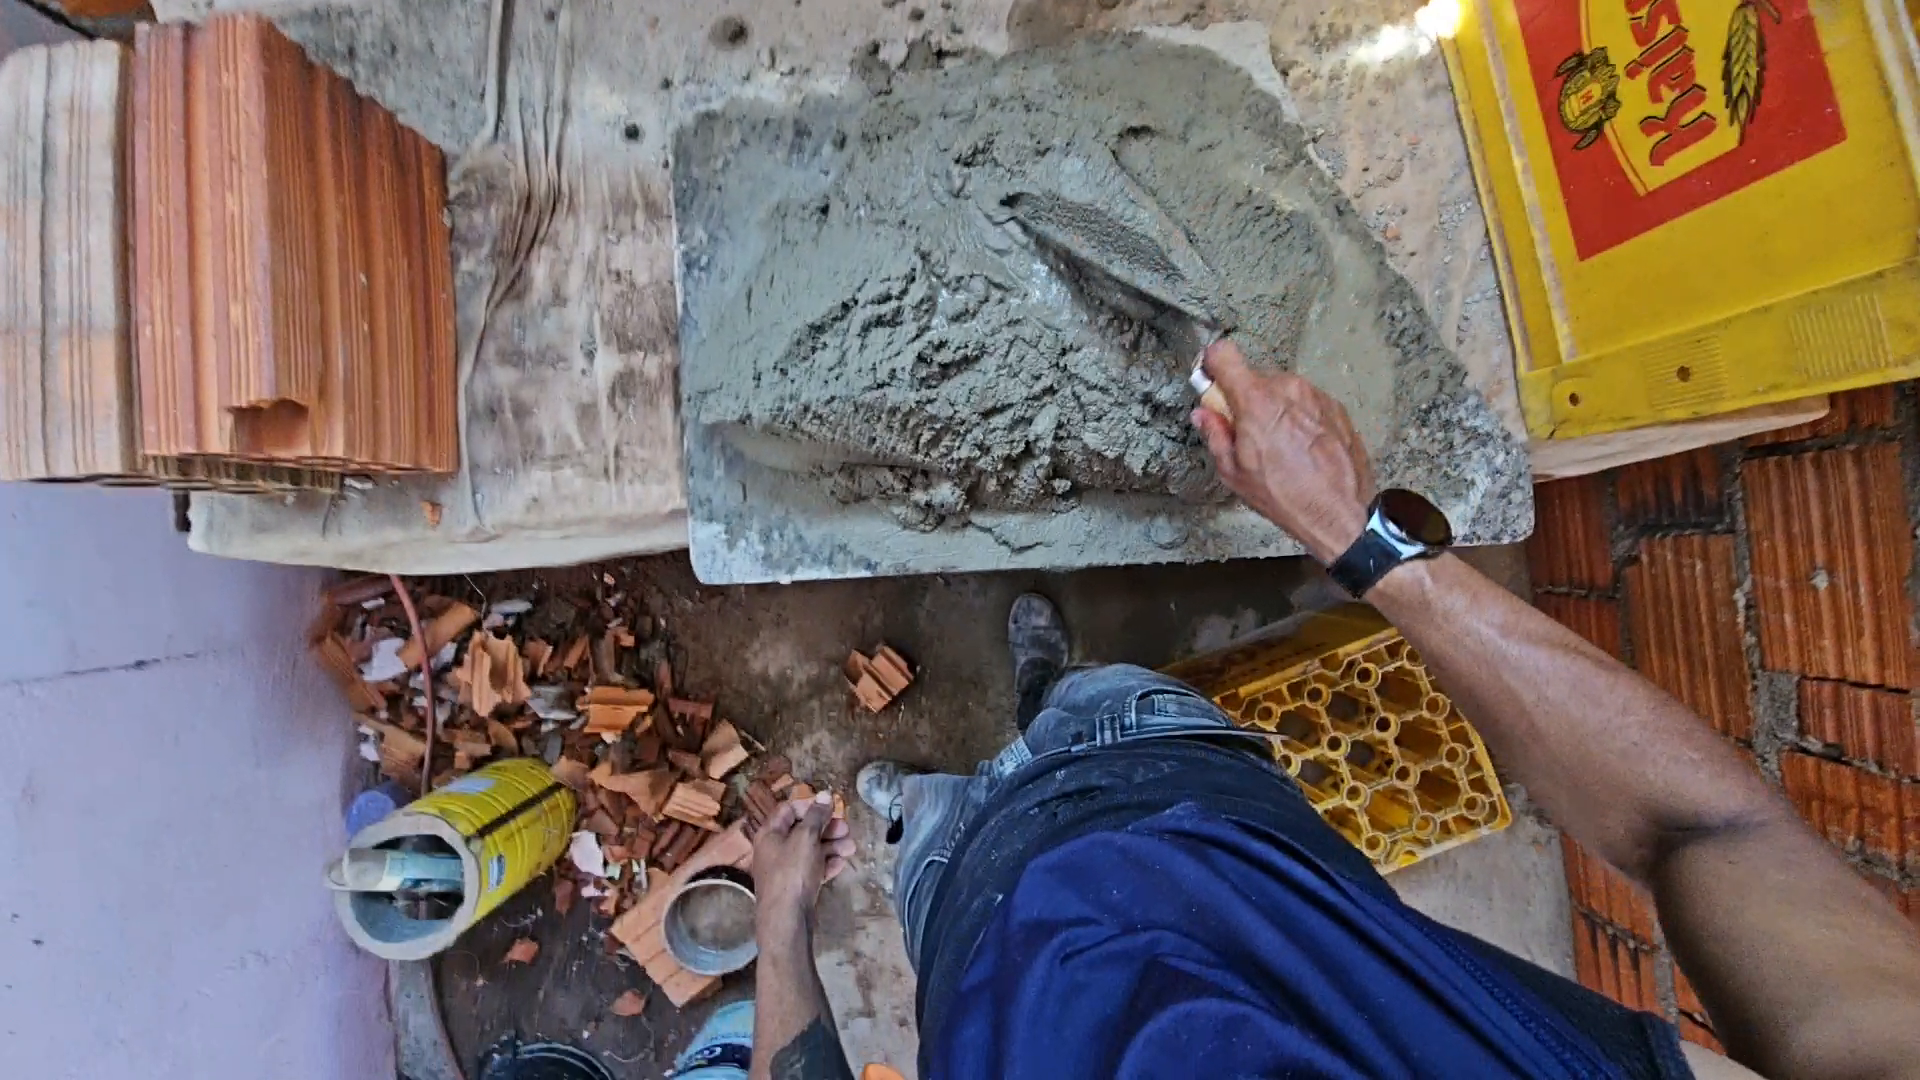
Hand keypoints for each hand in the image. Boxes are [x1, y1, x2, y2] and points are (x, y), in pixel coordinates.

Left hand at [751, 792, 854, 938]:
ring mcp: (785, 869)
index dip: (810, 806)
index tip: (830, 808)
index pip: (789, 809)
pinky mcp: (795, 886)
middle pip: (803, 829)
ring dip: (832, 845)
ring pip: (811, 849)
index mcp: (770, 833)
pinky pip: (812, 867)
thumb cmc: (793, 872)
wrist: (786, 920)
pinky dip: (827, 863)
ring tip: (851, 848)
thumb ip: (816, 815)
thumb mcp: (806, 838)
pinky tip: (841, 864)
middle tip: (846, 828)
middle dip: (827, 827)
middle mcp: (775, 849)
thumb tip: (824, 794)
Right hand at [1191, 339, 1374, 562]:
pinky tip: (1299, 449)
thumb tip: (1203, 415)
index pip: (1224, 354)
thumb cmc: (1283, 495)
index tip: (1212, 384)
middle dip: (1244, 400)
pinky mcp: (1335, 406)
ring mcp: (1315, 395)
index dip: (1213, 366)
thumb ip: (1215, 434)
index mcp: (1256, 401)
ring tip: (1277, 446)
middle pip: (1253, 377)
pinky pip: (1304, 402)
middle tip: (1246, 434)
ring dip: (1272, 409)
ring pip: (1280, 390)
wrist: (1337, 511)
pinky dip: (1296, 418)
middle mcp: (1287, 388)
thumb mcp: (1233, 472)